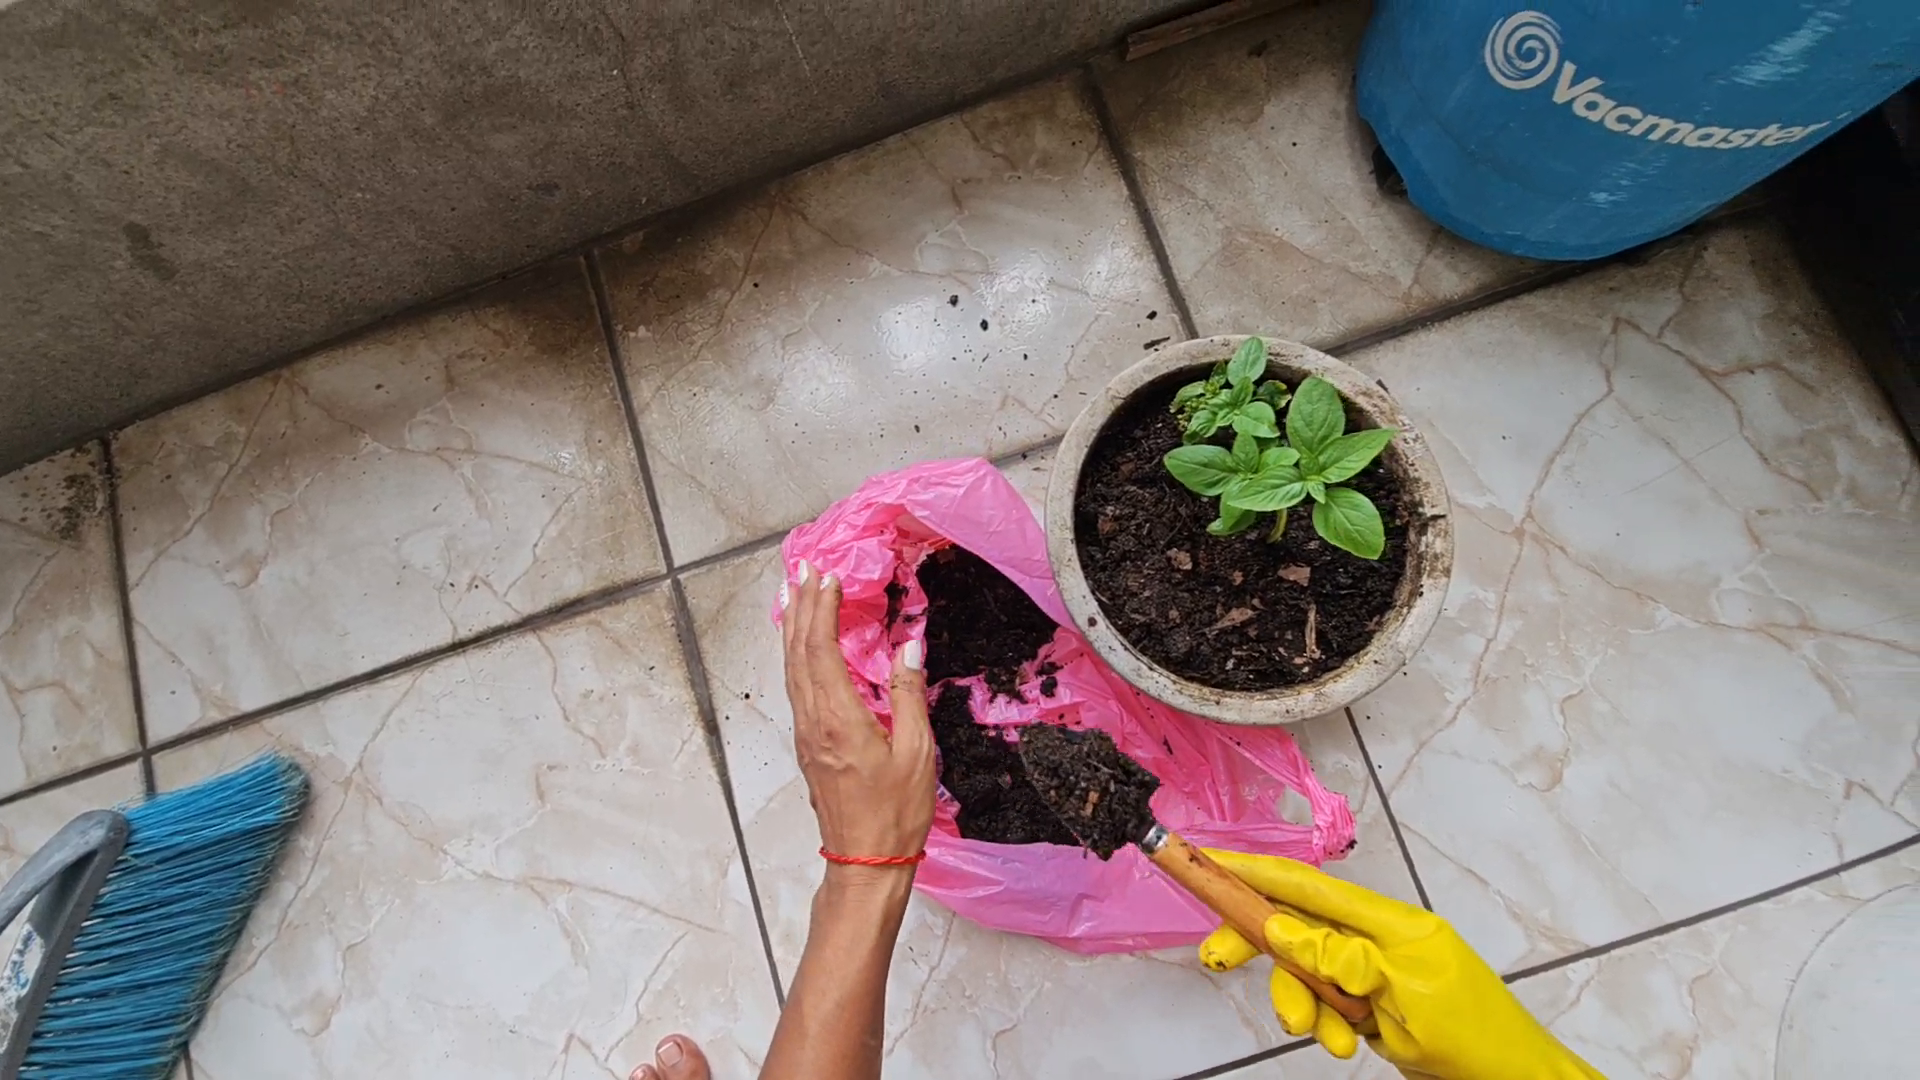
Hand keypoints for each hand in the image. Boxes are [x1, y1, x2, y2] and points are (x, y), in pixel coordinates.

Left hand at [781, 560, 935, 865]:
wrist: (864, 861)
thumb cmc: (895, 812)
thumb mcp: (917, 752)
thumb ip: (908, 695)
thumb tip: (909, 646)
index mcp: (839, 718)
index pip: (822, 650)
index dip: (823, 610)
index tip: (829, 578)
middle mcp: (813, 720)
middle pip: (799, 652)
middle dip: (802, 607)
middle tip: (806, 570)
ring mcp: (805, 733)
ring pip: (791, 668)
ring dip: (794, 627)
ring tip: (794, 594)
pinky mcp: (807, 743)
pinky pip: (795, 685)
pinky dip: (795, 654)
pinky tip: (799, 644)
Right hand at [1198, 851, 1604, 1079]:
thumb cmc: (1475, 1040)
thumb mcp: (1405, 997)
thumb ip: (1339, 958)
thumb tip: (1278, 928)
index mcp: (1383, 919)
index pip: (1305, 883)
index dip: (1252, 869)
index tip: (1207, 860)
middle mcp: (1371, 936)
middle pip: (1294, 923)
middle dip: (1256, 941)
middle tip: (1217, 959)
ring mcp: (1371, 970)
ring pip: (1305, 967)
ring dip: (1299, 998)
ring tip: (1316, 1032)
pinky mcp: (1370, 1002)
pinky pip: (1326, 999)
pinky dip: (1326, 1020)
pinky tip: (1346, 1043)